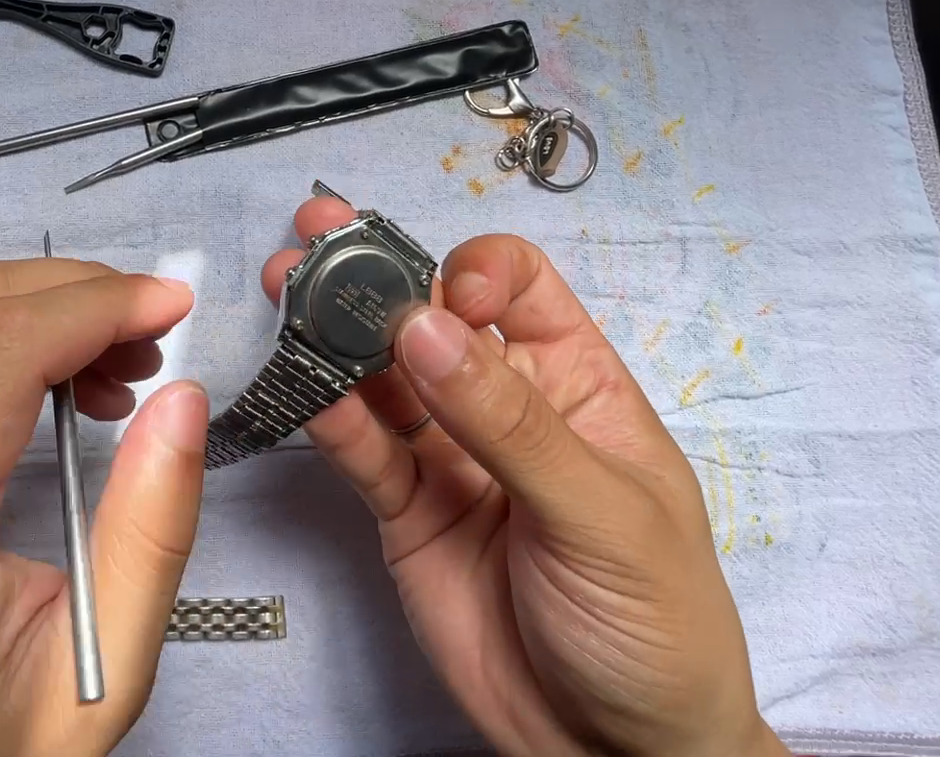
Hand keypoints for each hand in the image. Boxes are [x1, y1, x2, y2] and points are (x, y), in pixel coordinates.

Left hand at [0, 260, 208, 756]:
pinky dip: (12, 345)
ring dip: (46, 314)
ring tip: (123, 369)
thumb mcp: (103, 666)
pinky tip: (67, 391)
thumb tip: (182, 396)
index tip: (175, 304)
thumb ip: (150, 528)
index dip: (98, 304)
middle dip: (76, 292)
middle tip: (156, 334)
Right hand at [265, 199, 787, 756]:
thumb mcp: (600, 515)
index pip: (516, 287)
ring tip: (285, 292)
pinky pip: (359, 448)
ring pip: (379, 374)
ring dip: (332, 332)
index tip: (443, 295)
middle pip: (428, 315)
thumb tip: (424, 330)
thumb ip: (509, 423)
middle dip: (375, 272)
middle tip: (317, 235)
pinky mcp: (402, 502)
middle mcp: (497, 400)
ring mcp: (445, 451)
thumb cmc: (654, 623)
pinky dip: (328, 417)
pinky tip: (302, 387)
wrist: (609, 752)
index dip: (474, 271)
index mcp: (570, 380)